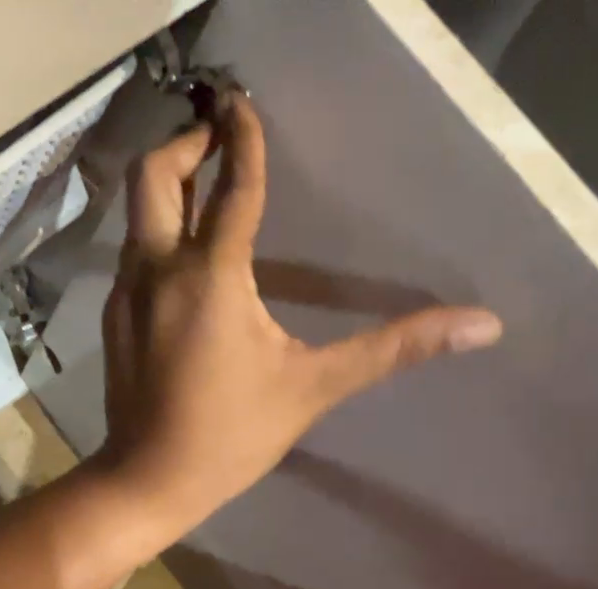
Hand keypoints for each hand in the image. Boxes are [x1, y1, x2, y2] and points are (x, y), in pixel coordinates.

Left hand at [97, 93, 503, 526]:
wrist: (145, 478)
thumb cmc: (228, 435)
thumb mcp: (313, 387)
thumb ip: (392, 347)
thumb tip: (483, 324)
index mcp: (209, 277)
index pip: (231, 185)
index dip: (244, 137)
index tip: (246, 101)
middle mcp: (157, 271)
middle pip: (152, 177)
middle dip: (186, 145)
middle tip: (220, 140)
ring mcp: (126, 293)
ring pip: (134, 213)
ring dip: (166, 183)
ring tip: (207, 181)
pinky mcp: (113, 317)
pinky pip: (131, 251)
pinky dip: (155, 227)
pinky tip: (187, 249)